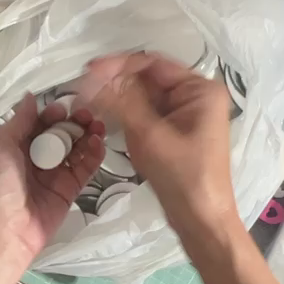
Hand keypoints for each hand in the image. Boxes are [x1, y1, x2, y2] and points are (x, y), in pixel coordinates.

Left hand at [0, 95, 104, 260]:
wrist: (8, 229)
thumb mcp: (0, 145)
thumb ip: (19, 121)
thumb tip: (31, 98)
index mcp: (16, 146)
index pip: (39, 123)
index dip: (53, 114)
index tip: (64, 108)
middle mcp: (35, 158)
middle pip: (60, 134)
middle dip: (74, 122)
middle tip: (86, 114)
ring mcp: (54, 174)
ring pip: (75, 149)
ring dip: (87, 135)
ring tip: (97, 125)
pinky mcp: (69, 189)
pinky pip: (84, 168)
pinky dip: (94, 155)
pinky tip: (99, 143)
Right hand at [79, 52, 234, 233]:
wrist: (201, 219)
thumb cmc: (183, 176)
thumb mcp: (149, 135)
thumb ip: (121, 102)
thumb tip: (90, 77)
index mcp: (199, 89)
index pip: (153, 64)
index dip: (118, 65)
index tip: (87, 70)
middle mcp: (194, 96)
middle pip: (147, 79)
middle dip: (115, 82)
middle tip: (82, 87)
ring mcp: (184, 115)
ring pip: (143, 98)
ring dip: (117, 98)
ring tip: (87, 100)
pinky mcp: (173, 133)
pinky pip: (145, 115)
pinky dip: (125, 114)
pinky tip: (104, 116)